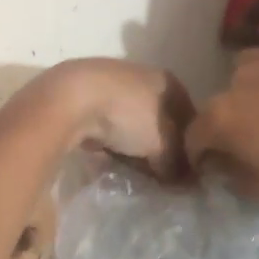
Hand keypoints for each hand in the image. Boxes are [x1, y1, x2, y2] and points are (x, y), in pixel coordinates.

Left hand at [27, 58, 194, 179]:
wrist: (71, 99)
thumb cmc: (128, 115)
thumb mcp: (161, 143)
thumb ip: (175, 162)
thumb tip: (183, 182)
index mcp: (167, 81)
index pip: (188, 116)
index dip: (188, 144)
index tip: (185, 168)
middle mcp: (141, 77)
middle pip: (157, 118)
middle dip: (158, 144)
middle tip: (157, 171)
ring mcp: (110, 84)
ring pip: (129, 121)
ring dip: (131, 142)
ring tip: (131, 166)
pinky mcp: (83, 97)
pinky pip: (104, 124)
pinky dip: (107, 139)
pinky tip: (106, 155)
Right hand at [184, 0, 258, 202]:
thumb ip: (236, 177)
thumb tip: (221, 166)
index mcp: (222, 119)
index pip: (194, 137)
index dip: (200, 155)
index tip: (215, 170)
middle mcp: (240, 82)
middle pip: (222, 101)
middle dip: (229, 122)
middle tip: (253, 145)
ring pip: (247, 64)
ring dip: (251, 86)